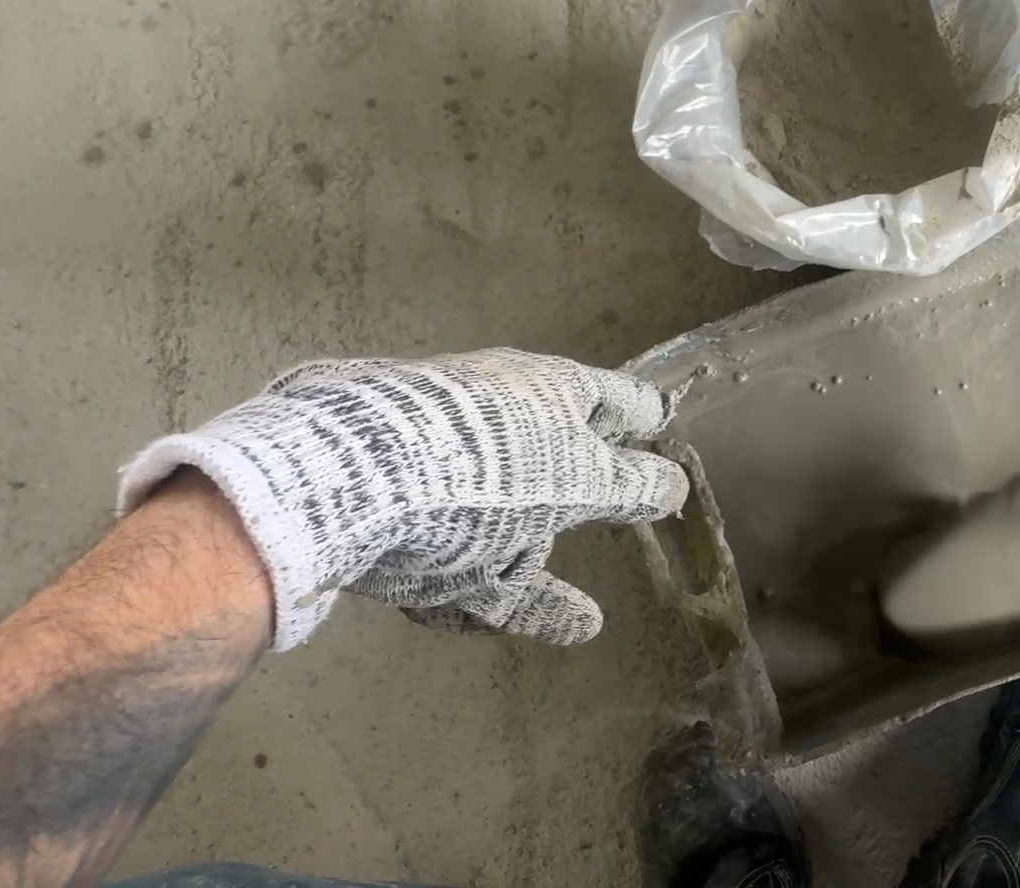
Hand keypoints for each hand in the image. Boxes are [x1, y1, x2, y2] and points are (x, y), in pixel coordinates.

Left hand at [118, 348, 687, 648]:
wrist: (345, 483)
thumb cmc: (491, 466)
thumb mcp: (579, 480)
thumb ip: (629, 486)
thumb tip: (674, 485)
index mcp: (547, 392)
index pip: (616, 398)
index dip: (645, 415)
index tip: (662, 424)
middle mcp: (495, 420)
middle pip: (553, 456)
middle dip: (582, 487)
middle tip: (613, 509)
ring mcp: (441, 467)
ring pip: (503, 518)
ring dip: (535, 561)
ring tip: (579, 615)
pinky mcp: (396, 518)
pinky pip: (462, 564)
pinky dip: (503, 598)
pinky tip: (561, 627)